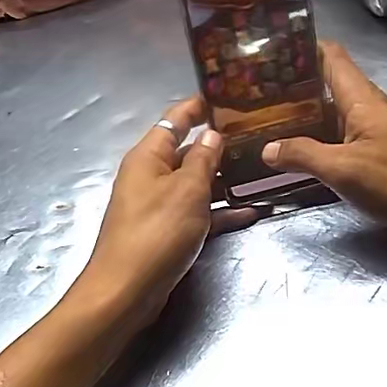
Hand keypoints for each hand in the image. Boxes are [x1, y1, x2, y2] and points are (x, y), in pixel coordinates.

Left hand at [77, 97, 257, 324]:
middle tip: (255, 135)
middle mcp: (150, 176)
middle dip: (217, 144)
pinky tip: (250, 211)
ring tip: (259, 170)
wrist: (127, 290)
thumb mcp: (187, 190)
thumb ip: (203, 160)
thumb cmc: (157, 232)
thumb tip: (212, 135)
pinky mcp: (166, 232)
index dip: (197, 106)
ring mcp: (158, 205)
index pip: (174, 120)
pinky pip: (196, 213)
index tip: (225, 96)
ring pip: (194, 183)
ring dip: (223, 179)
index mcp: (148, 156)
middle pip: (186, 151)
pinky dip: (219, 211)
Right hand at [263, 42, 386, 237]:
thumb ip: (303, 155)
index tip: (268, 52)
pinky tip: (299, 151)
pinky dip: (318, 136)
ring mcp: (376, 127)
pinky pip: (341, 133)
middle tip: (254, 94)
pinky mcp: (381, 148)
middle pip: (326, 82)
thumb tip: (268, 148)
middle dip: (291, 85)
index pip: (330, 55)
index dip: (300, 48)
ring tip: (267, 121)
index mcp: (361, 98)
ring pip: (332, 110)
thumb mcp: (344, 170)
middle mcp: (368, 105)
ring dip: (302, 113)